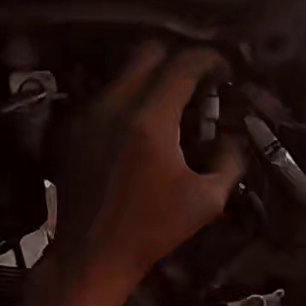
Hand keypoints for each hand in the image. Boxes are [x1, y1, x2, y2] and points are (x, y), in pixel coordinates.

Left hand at [23, 43, 246, 305]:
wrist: (92, 254)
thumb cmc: (153, 229)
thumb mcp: (207, 200)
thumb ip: (230, 160)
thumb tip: (232, 137)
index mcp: (150, 120)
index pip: (183, 63)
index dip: (210, 59)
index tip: (224, 71)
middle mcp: (114, 105)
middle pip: (149, 52)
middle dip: (179, 59)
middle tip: (197, 84)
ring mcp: (88, 114)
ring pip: (124, 72)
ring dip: (153, 79)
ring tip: (172, 107)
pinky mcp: (73, 129)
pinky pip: (107, 96)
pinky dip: (130, 99)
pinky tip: (142, 128)